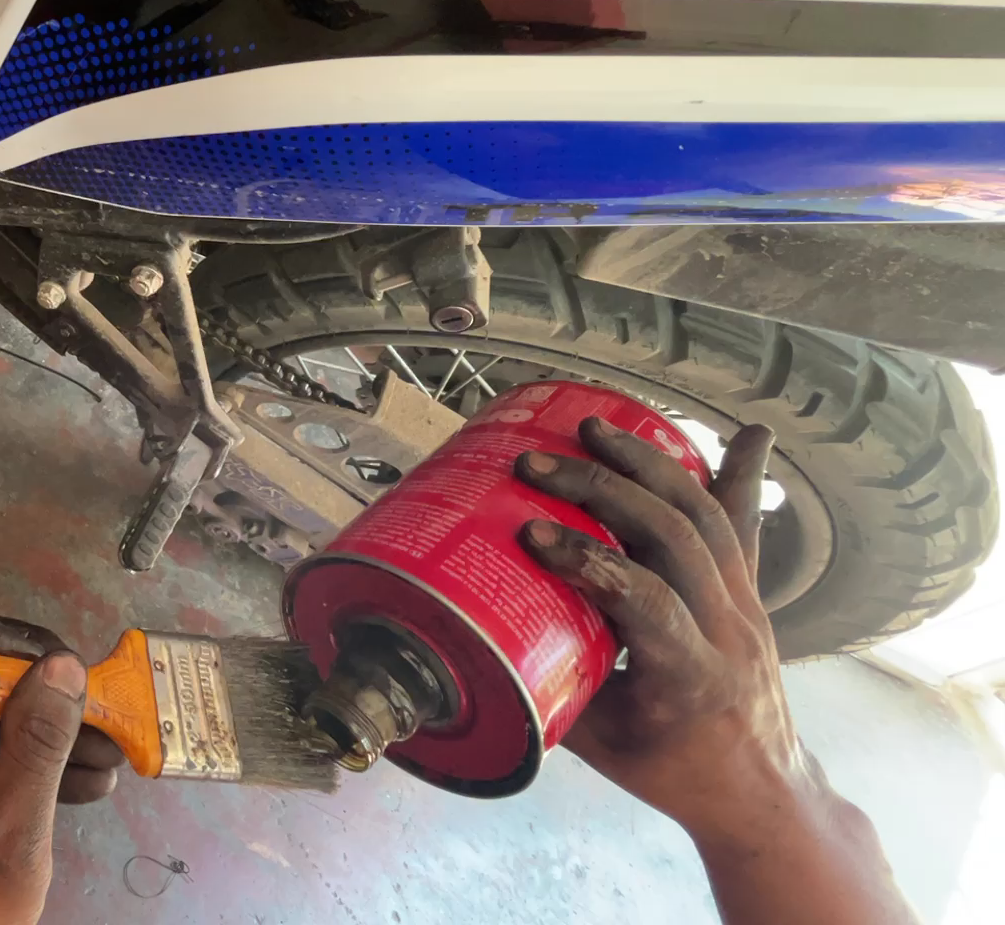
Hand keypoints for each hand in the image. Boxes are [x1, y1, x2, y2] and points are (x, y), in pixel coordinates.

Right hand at [514, 418, 915, 924]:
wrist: (763, 792)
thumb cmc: (666, 766)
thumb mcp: (593, 737)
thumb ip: (535, 682)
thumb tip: (457, 632)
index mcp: (689, 674)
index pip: (646, 601)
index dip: (588, 560)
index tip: (528, 534)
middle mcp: (730, 628)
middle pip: (675, 536)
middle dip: (603, 489)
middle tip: (537, 463)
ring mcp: (746, 603)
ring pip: (704, 516)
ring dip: (645, 463)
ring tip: (592, 428)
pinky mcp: (747, 590)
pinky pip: (742, 524)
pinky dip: (738, 473)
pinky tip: (743, 432)